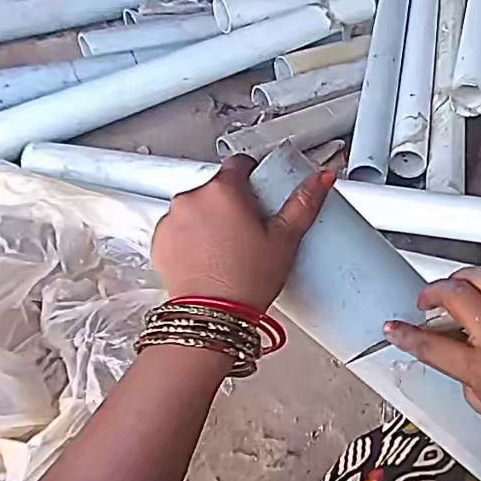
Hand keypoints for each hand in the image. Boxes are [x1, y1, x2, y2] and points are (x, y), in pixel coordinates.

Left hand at [150, 155, 333, 309]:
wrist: (213, 315)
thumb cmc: (246, 281)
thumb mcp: (285, 240)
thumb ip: (304, 203)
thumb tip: (320, 179)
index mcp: (225, 191)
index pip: (240, 164)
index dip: (253, 178)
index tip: (257, 195)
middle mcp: (193, 198)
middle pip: (217, 188)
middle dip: (231, 205)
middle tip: (247, 234)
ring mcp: (173, 219)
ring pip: (195, 208)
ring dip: (208, 221)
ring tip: (227, 250)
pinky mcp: (160, 240)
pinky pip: (177, 229)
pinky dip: (189, 238)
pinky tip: (208, 258)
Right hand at [382, 255, 480, 444]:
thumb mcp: (476, 397)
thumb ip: (456, 363)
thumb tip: (443, 338)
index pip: (430, 344)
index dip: (404, 334)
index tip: (395, 328)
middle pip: (455, 295)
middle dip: (432, 293)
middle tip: (428, 302)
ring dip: (464, 279)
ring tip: (459, 289)